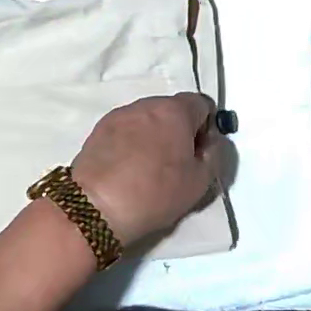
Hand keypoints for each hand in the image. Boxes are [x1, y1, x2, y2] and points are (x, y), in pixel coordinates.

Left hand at [70, 92, 227, 242]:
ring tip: (148, 168)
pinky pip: (125, 130)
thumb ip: (214, 154)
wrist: (96, 207)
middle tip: (176, 163)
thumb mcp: (200, 181)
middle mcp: (145, 105)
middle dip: (178, 130)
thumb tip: (210, 141)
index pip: (201, 104)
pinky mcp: (98, 130)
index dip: (206, 126)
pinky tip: (127, 168)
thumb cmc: (155, 193)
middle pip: (171, 109)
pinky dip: (131, 142)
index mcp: (174, 111)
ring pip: (146, 119)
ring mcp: (118, 115)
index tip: (200, 152)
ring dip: (153, 136)